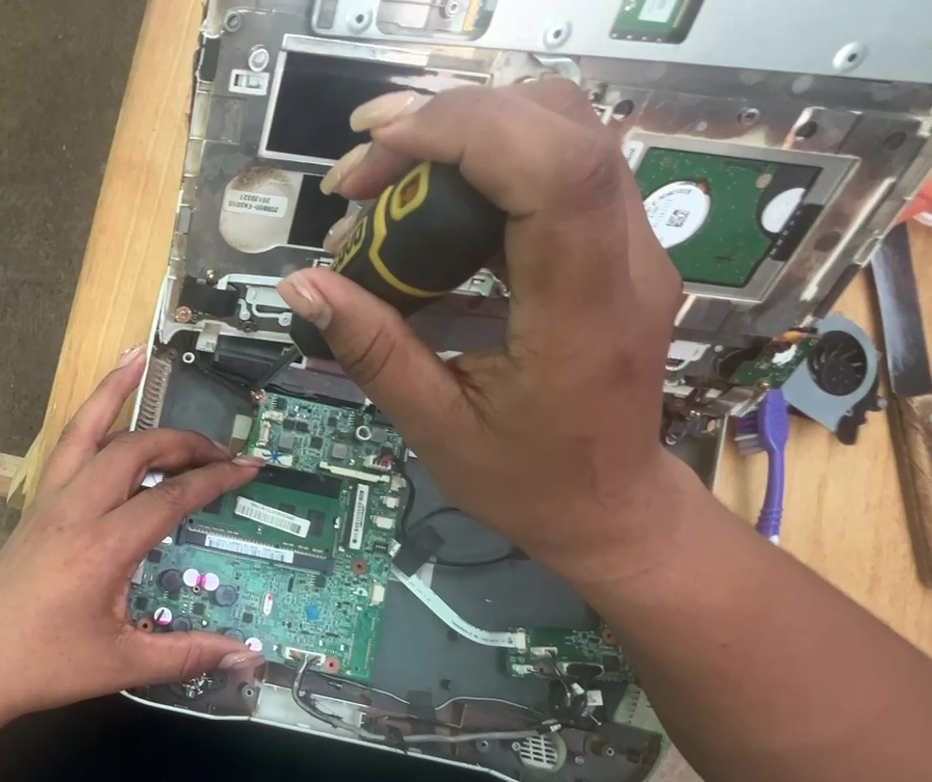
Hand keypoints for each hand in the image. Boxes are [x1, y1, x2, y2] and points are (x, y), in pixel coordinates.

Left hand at [0, 347, 266, 735]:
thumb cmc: (43, 668)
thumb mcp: (122, 664)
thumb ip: (187, 655)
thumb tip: (246, 657)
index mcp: (102, 547)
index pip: (171, 497)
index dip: (215, 479)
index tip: (247, 468)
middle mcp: (73, 512)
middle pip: (134, 452)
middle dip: (182, 443)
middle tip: (218, 450)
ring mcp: (47, 505)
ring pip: (86, 433)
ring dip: (115, 395)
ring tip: (139, 360)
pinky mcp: (32, 510)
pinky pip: (62, 451)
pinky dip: (84, 421)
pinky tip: (97, 412)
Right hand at [277, 79, 690, 583]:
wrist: (610, 504)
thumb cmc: (525, 481)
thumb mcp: (433, 427)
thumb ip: (371, 349)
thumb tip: (301, 285)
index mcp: (582, 316)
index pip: (554, 173)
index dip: (465, 133)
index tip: (374, 152)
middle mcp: (625, 262)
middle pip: (558, 127)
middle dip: (446, 126)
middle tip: (356, 178)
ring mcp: (631, 248)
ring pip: (559, 135)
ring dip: (460, 142)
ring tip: (376, 190)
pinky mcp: (614, 247)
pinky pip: (553, 173)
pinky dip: (479, 172)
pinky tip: (421, 213)